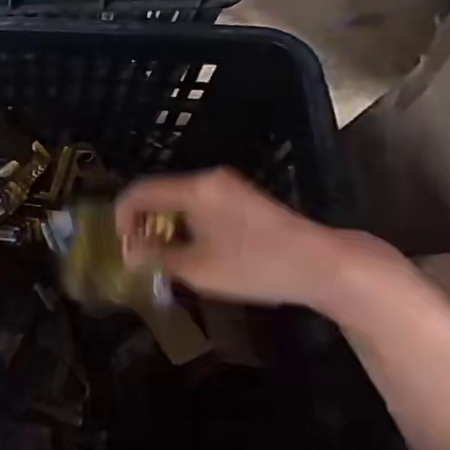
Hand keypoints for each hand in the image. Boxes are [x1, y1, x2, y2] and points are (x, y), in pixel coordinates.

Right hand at [113, 169, 402, 310]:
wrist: (328, 266)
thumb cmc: (257, 266)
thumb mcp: (199, 269)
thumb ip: (157, 258)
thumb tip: (129, 254)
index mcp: (194, 189)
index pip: (139, 192)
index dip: (121, 218)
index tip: (121, 246)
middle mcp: (208, 180)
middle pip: (158, 193)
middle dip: (142, 223)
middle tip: (140, 254)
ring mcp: (228, 187)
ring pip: (178, 199)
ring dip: (164, 224)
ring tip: (164, 256)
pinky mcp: (243, 198)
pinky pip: (198, 203)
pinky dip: (185, 223)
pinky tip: (194, 249)